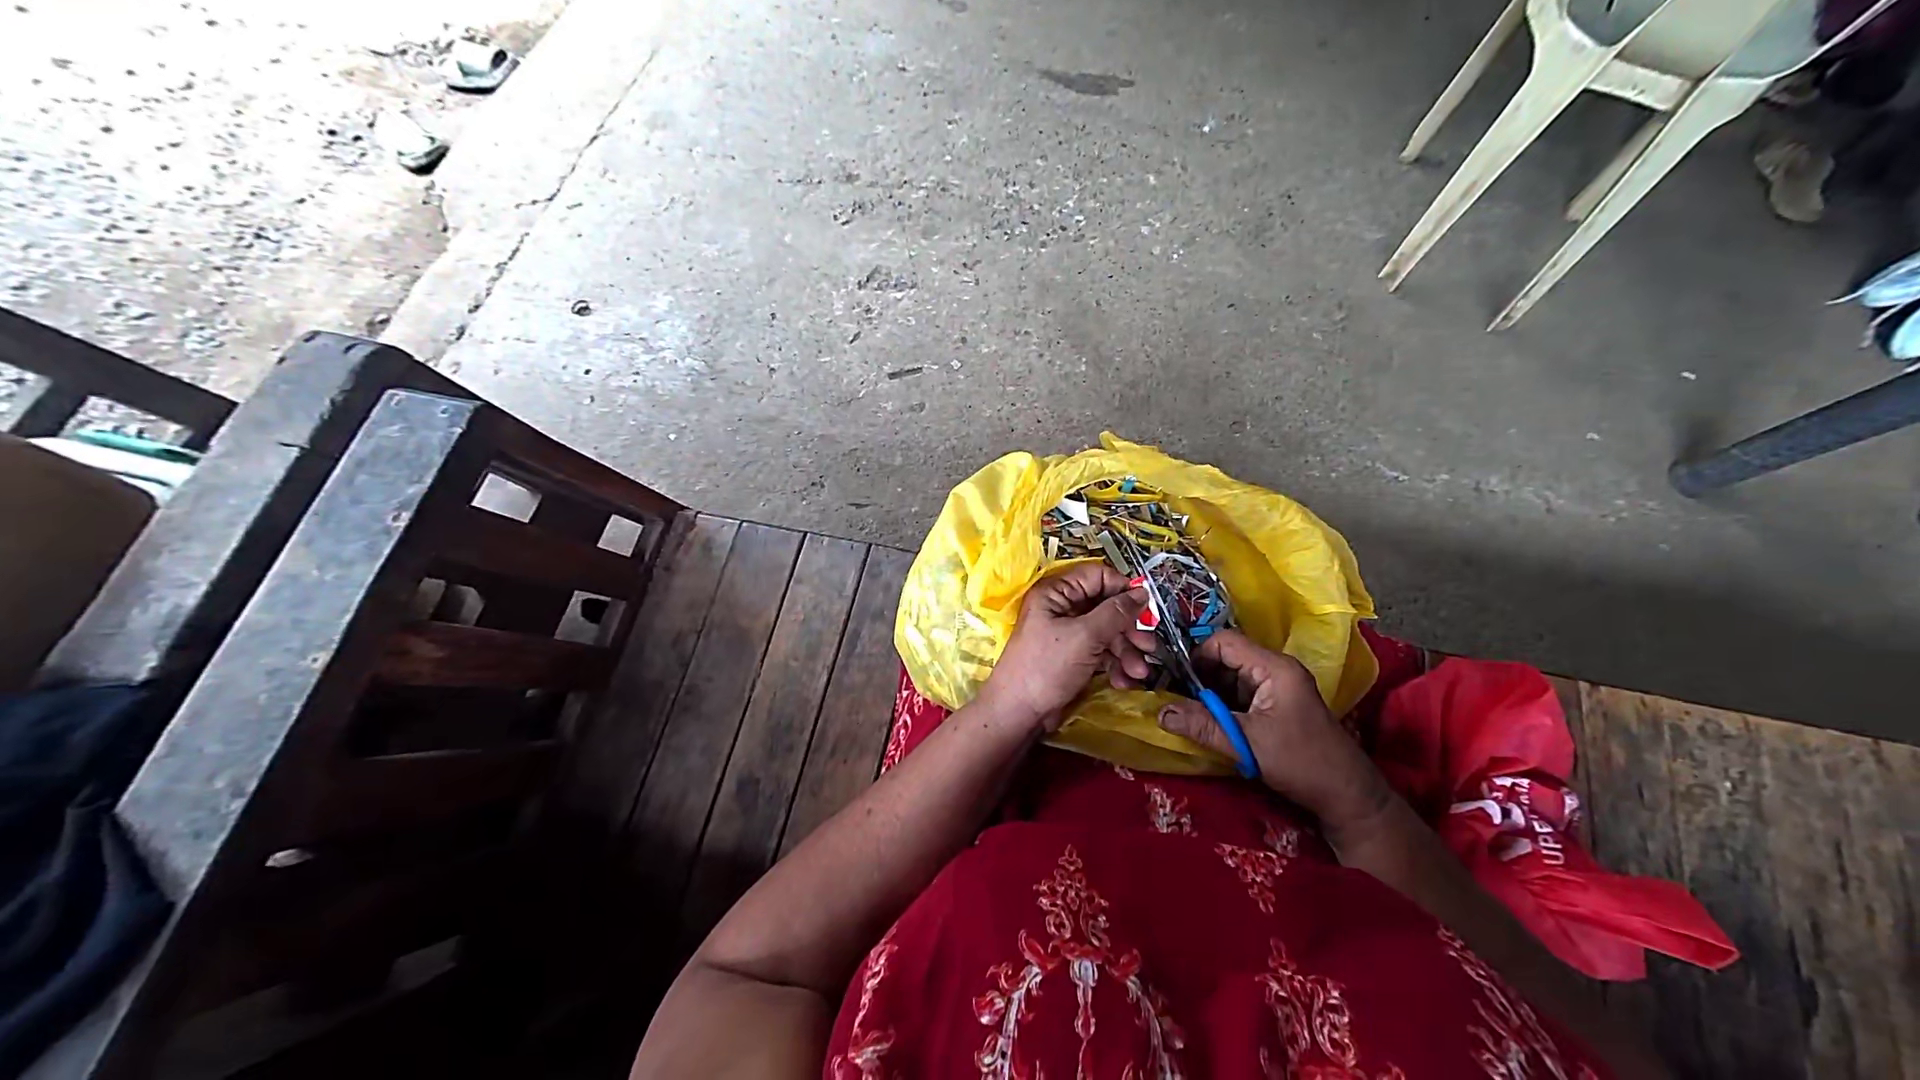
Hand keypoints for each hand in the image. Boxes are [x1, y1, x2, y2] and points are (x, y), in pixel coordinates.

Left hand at [975, 563, 1153, 734]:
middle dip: (1129, 628)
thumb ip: (1116, 613)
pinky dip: (1114, 665)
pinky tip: (1123, 681)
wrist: (1019, 712)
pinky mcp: (1072, 657)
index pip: (1097, 576)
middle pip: (1106, 607)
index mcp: (1056, 592)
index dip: (1123, 589)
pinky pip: (1100, 652)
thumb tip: (1141, 593)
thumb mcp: (1085, 636)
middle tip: (1148, 646)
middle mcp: (1061, 608)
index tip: (1147, 607)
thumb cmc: (1046, 668)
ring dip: (1126, 651)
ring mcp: (1067, 633)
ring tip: (1139, 672)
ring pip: (1107, 632)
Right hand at [1157, 630, 1391, 832]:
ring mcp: (1277, 688)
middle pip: (1226, 658)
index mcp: (1274, 668)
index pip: (1225, 641)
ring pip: (1231, 678)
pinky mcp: (1276, 706)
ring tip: (1188, 712)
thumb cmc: (1303, 763)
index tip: (1176, 680)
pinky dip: (1222, 705)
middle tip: (1175, 697)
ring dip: (1209, 694)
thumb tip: (1160, 712)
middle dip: (1199, 676)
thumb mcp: (1247, 743)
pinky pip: (1240, 695)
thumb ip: (1202, 725)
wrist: (1349, 797)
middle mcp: (1276, 670)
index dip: (1197, 655)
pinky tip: (1209, 723)